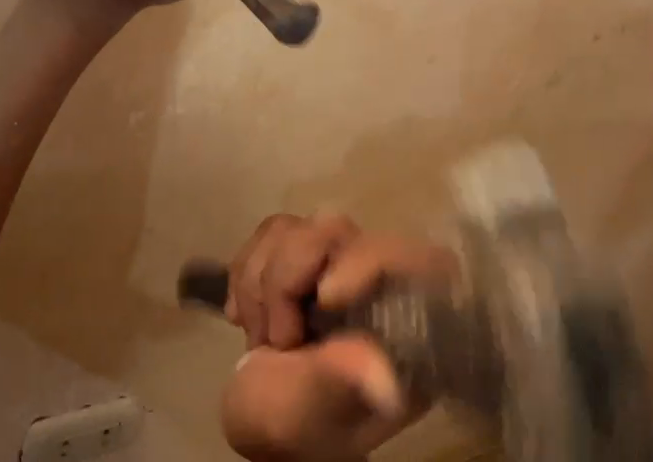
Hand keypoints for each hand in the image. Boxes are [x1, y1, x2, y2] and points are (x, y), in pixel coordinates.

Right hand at [219, 214, 457, 461]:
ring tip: (262, 336)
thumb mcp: (310, 413)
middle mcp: (375, 284)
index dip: (364, 260)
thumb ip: (338, 384)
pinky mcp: (300, 254)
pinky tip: (245, 315)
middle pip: (335, 232)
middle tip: (277, 338)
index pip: (407, 258)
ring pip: (293, 228)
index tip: (325, 298)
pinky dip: (245, 272)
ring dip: (259, 283)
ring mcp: (335, 264)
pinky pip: (268, 233)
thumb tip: (381, 374)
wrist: (259, 419)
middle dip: (286, 280)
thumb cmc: (293, 425)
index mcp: (406, 327)